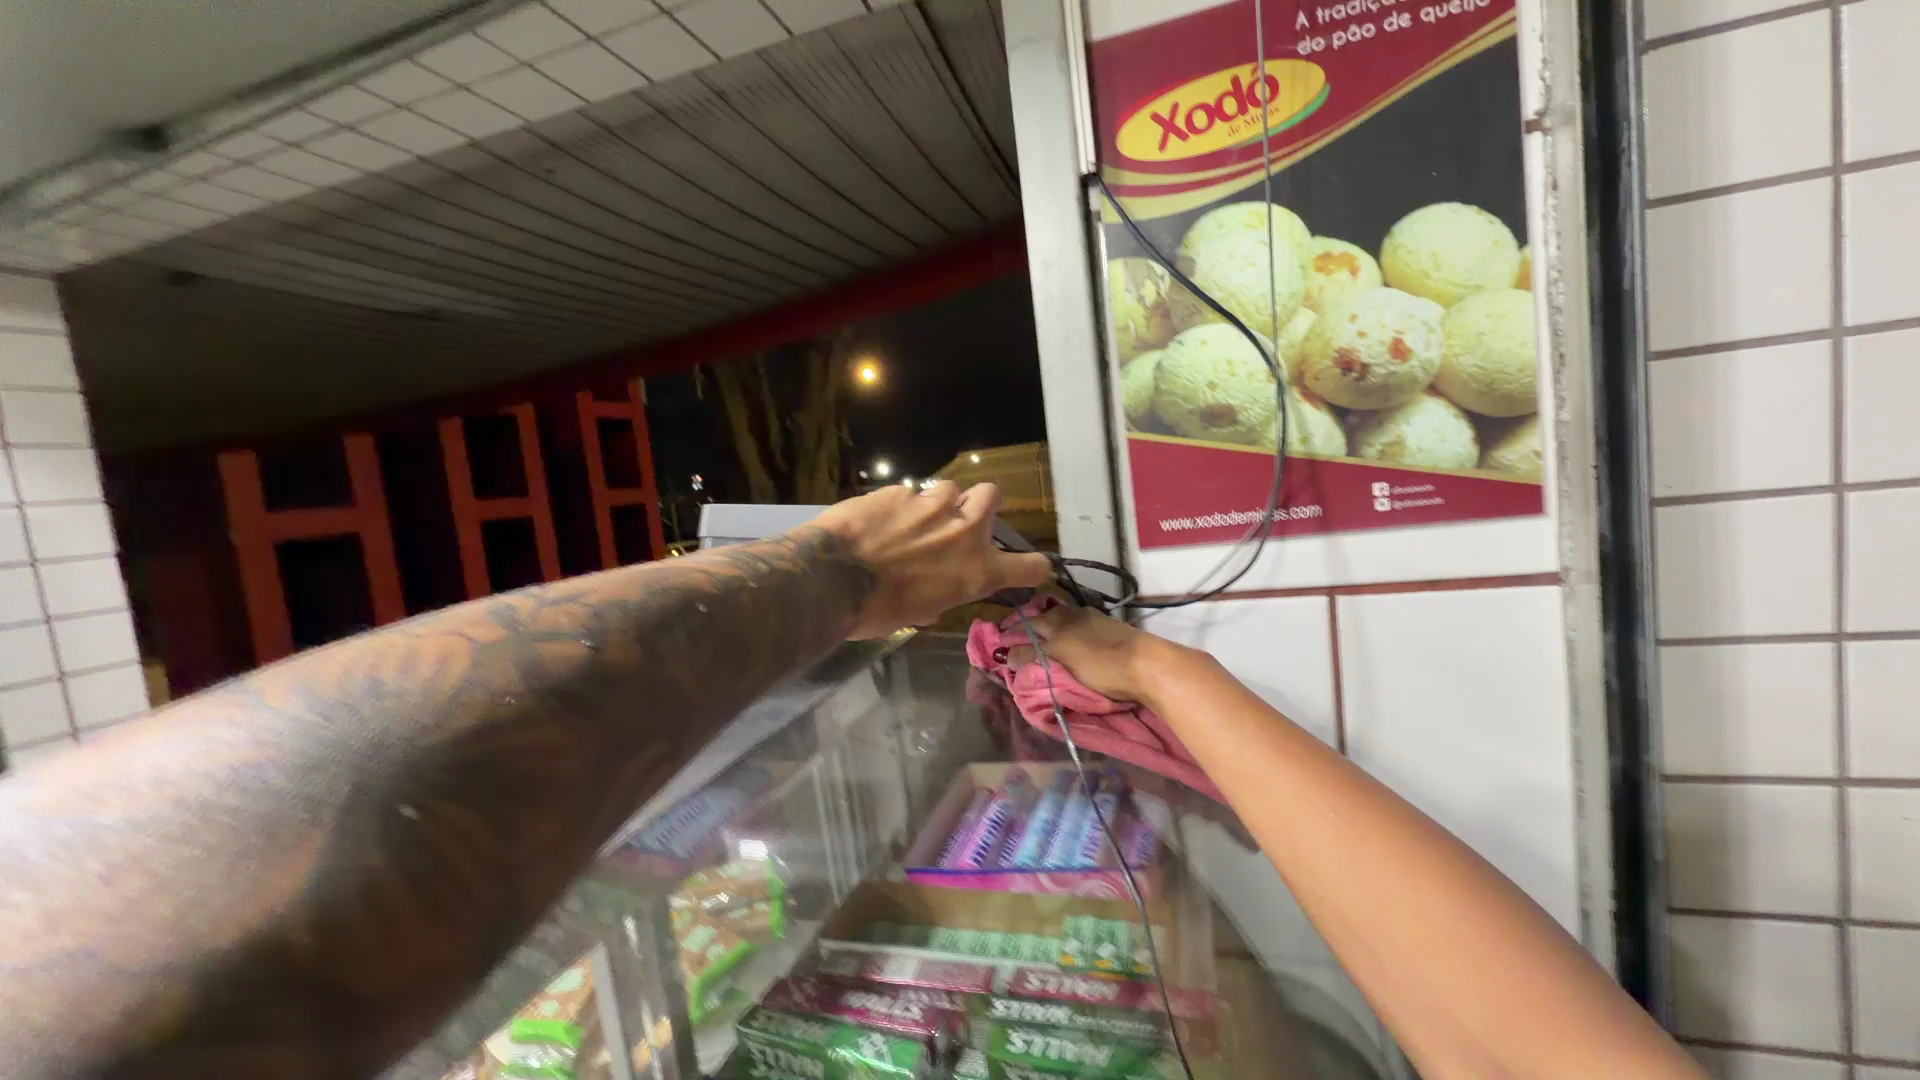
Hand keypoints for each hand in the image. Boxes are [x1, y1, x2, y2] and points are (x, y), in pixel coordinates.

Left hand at [811, 481, 1052, 638]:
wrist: (830, 580)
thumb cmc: (875, 612)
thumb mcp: (916, 615)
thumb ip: (936, 599)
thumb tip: (932, 600)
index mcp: (975, 572)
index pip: (1031, 566)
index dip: (1034, 565)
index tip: (1032, 566)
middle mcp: (963, 533)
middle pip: (993, 495)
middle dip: (980, 504)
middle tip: (960, 518)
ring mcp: (932, 505)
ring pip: (948, 488)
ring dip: (936, 502)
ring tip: (911, 519)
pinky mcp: (899, 491)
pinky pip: (908, 492)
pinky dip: (898, 505)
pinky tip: (877, 520)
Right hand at [1005, 605, 1189, 704]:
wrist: (1147, 665)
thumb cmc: (1099, 662)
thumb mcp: (1058, 660)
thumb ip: (1030, 655)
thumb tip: (1003, 655)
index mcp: (1058, 618)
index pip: (1028, 621)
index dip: (1013, 632)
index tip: (1001, 643)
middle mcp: (1075, 614)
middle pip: (1047, 619)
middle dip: (1034, 630)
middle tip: (1022, 646)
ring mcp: (1096, 621)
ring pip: (1067, 624)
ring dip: (1055, 633)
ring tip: (1047, 649)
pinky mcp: (1112, 632)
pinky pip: (1083, 632)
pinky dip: (1073, 638)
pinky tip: (1074, 649)